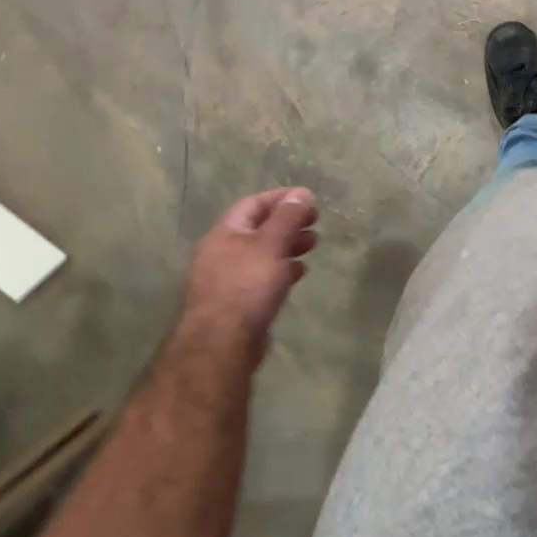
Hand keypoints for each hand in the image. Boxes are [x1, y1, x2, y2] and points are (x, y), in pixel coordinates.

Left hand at [182, 187, 318, 362]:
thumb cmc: (247, 285)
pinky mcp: (236, 302)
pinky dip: (282, 270)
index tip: (309, 198)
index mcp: (224, 234)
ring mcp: (226, 279)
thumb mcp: (271, 243)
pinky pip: (261, 277)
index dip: (282, 198)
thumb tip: (302, 193)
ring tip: (312, 246)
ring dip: (288, 246)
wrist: (221, 343)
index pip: (253, 204)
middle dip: (288, 223)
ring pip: (261, 254)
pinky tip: (298, 274)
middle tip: (316, 223)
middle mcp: (220, 253)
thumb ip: (288, 217)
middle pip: (258, 229)